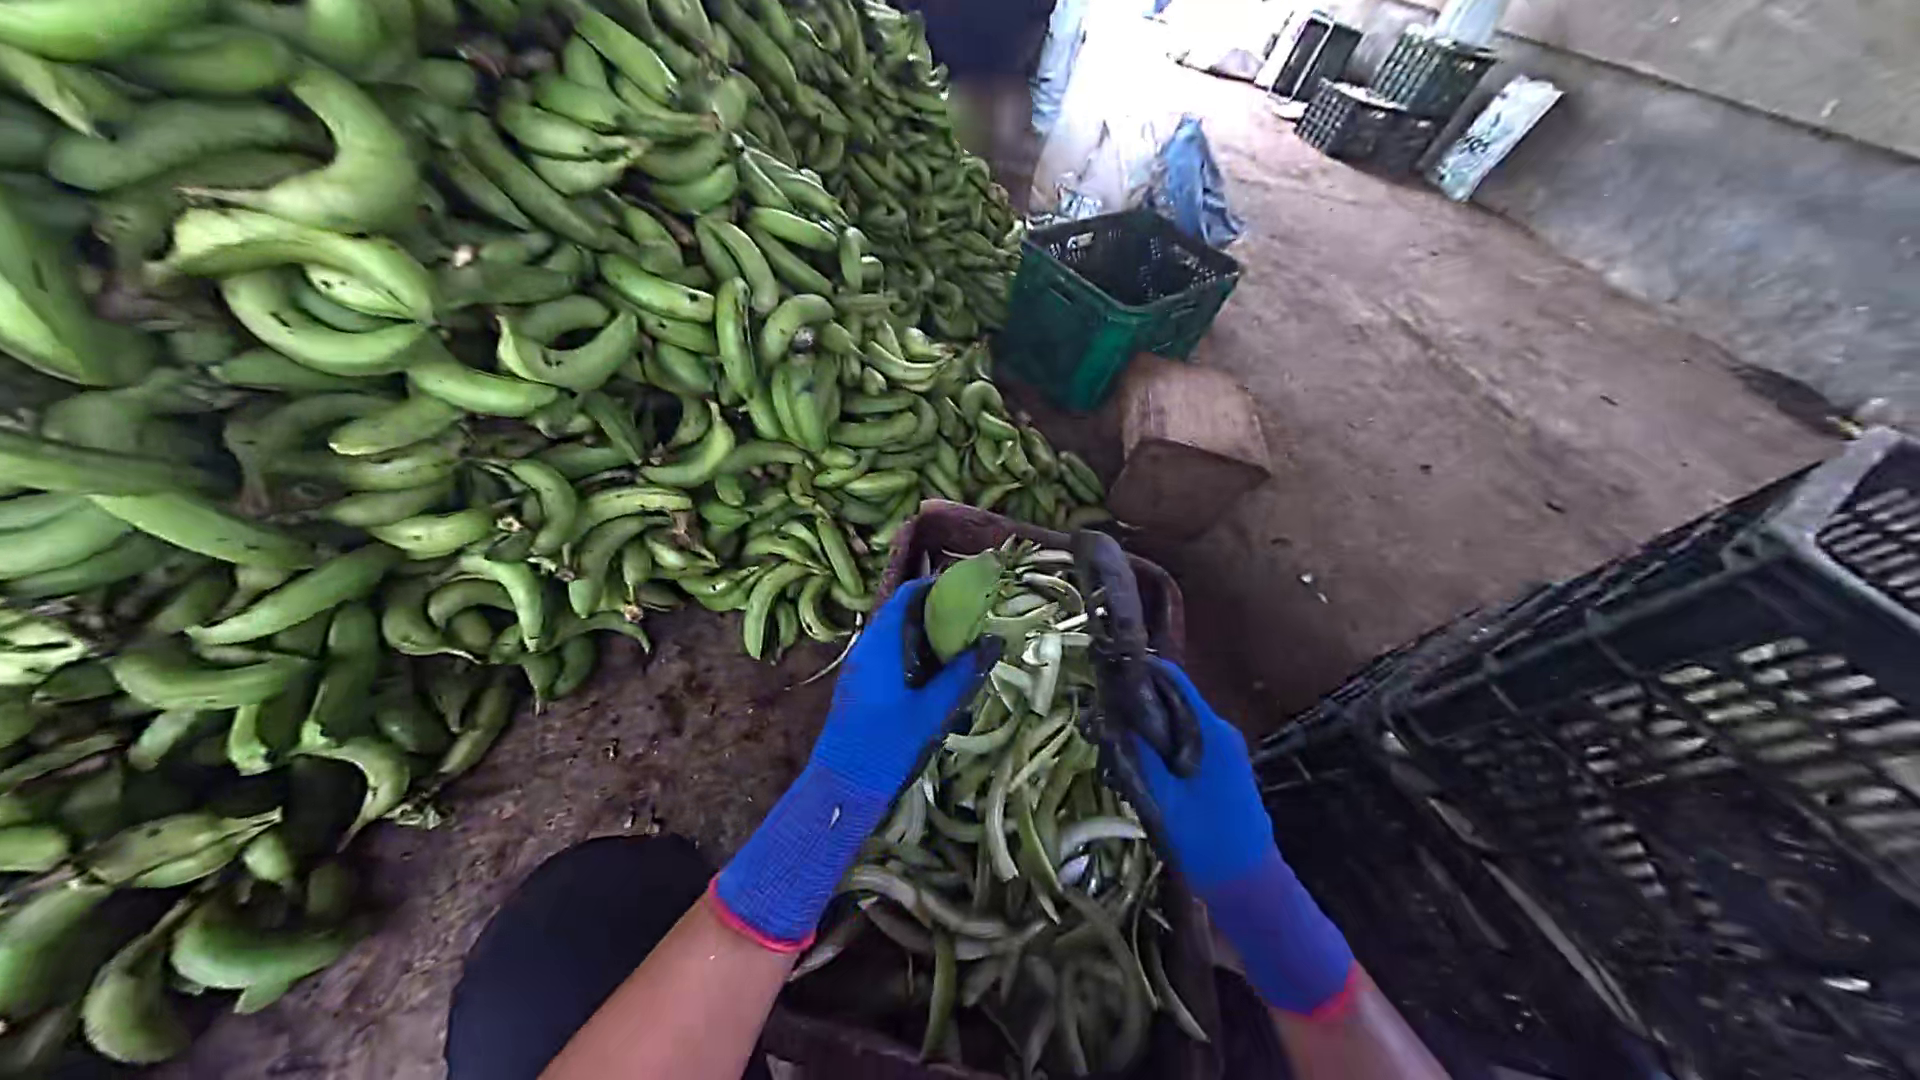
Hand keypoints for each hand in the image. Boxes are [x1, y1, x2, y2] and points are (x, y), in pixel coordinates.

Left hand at [810, 577, 1000, 795]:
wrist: (841, 788)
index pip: (905, 596)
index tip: (964, 588)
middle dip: (935, 611)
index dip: (932, 586)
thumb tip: (993, 641)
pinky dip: (915, 655)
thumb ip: (962, 675)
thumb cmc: (884, 746)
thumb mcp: (931, 711)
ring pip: (896, 637)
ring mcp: (861, 669)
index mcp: (880, 646)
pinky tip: (938, 675)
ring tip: (961, 643)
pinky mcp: (862, 687)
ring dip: (925, 635)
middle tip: (971, 617)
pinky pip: (891, 657)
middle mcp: (866, 649)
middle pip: (900, 614)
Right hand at [1133, 659, 1356, 1015]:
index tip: (1106, 677)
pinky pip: (1184, 744)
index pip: (1173, 679)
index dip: (1139, 670)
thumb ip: (1136, 754)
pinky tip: (1141, 774)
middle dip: (1136, 706)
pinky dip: (1161, 749)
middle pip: (1171, 700)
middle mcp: (1219, 733)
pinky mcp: (1221, 770)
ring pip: (1175, 723)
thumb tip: (1108, 718)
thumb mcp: (1162, 798)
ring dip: (1147, 732)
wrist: (1251, 889)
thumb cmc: (1207, 843)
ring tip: (1117, 754)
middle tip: (1103, 725)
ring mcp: (1223, 752)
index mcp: (1210, 732)